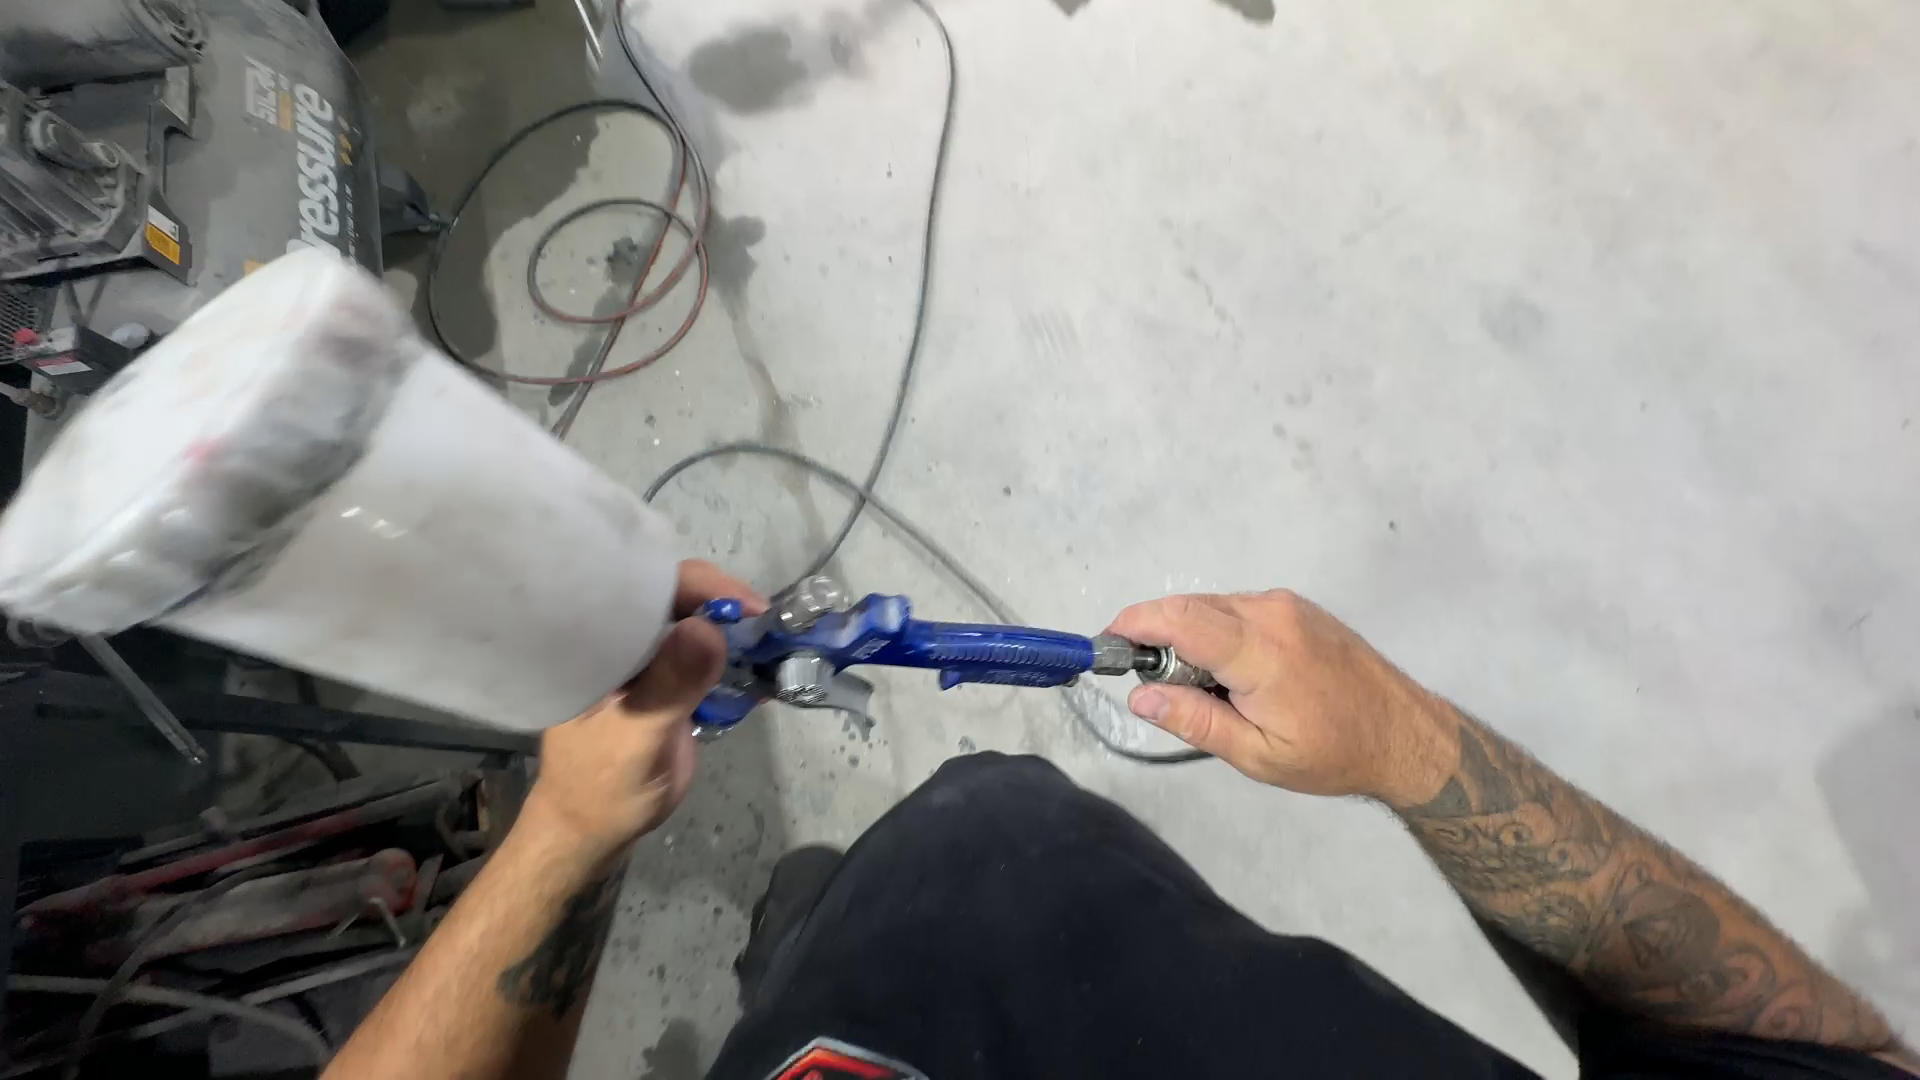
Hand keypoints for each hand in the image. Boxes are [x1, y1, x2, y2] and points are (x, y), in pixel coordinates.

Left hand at [523, 560, 767, 857]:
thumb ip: (668, 687)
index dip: (699, 585)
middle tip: (765, 621)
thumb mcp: (635, 739)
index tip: (745, 604)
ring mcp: (652, 659)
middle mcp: (624, 641)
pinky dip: (740, 656)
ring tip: (773, 640)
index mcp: (599, 643)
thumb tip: (706, 629)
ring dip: (738, 628)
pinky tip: (766, 668)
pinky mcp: (675, 680)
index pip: (648, 587)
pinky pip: (711, 654)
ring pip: (700, 623)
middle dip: (725, 601)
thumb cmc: (601, 788)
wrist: (596, 830)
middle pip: (681, 597)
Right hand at [1104, 590, 1455, 804]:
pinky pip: (1233, 607)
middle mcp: (1270, 612)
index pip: (1179, 618)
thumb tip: (1138, 696)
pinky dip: (1213, 630)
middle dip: (1156, 634)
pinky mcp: (1293, 605)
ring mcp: (1285, 604)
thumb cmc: (1332, 754)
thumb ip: (1194, 721)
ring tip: (1204, 687)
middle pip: (1188, 607)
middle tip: (1157, 683)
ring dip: (1187, 635)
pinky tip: (1230, 670)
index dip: (1135, 623)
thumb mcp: (1257, 755)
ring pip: (1209, 605)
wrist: (1408, 736)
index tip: (1107, 642)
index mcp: (1260, 651)